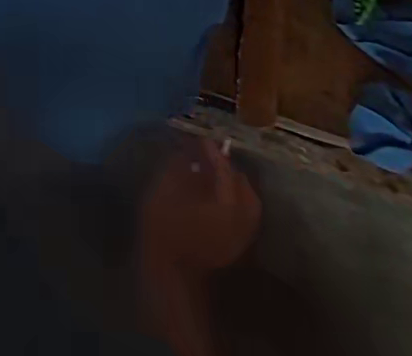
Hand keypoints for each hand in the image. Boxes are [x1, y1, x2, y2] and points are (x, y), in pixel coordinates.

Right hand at [138, 137, 260, 276]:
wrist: (172, 272)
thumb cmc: (164, 230)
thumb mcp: (163, 193)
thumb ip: (178, 170)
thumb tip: (187, 152)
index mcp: (225, 206)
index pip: (225, 172)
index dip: (214, 153)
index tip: (201, 139)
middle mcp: (241, 220)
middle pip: (245, 188)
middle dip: (229, 169)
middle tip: (209, 155)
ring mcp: (243, 235)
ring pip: (249, 204)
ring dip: (234, 185)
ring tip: (213, 173)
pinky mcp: (238, 244)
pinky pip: (245, 216)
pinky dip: (235, 200)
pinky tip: (216, 195)